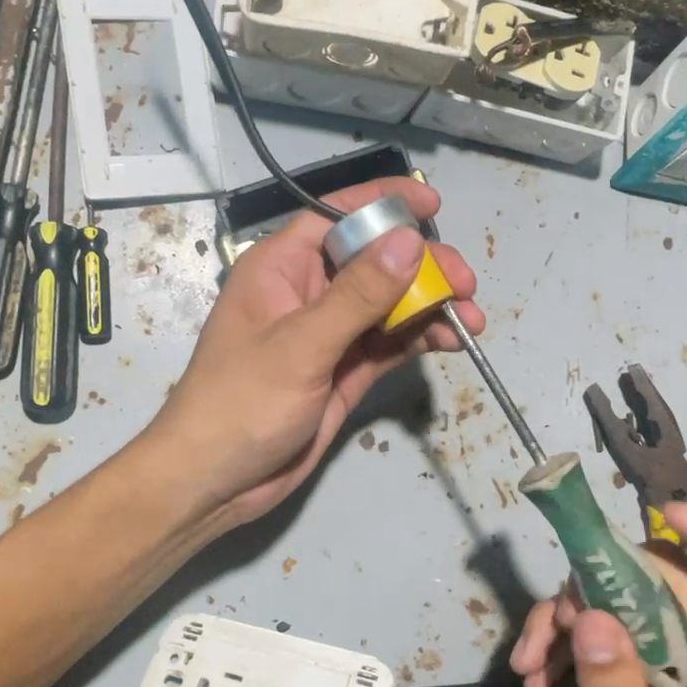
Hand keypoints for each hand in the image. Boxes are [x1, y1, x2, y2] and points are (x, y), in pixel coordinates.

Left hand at [140, 177, 483, 537]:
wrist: (215, 482)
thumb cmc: (242, 402)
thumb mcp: (301, 345)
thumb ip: (358, 295)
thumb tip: (410, 242)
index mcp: (282, 268)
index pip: (337, 217)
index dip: (384, 204)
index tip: (432, 203)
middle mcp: (309, 293)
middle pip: (374, 261)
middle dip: (422, 267)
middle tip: (465, 284)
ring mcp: (330, 334)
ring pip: (390, 304)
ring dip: (430, 306)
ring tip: (471, 318)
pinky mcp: (346, 371)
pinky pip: (391, 343)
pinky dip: (421, 339)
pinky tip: (452, 340)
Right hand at [509, 505, 686, 686]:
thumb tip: (592, 616)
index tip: (672, 513)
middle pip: (676, 583)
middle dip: (611, 582)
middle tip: (561, 615)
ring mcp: (673, 664)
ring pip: (629, 598)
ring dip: (571, 614)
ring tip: (533, 657)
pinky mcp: (639, 671)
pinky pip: (601, 628)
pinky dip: (562, 640)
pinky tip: (534, 675)